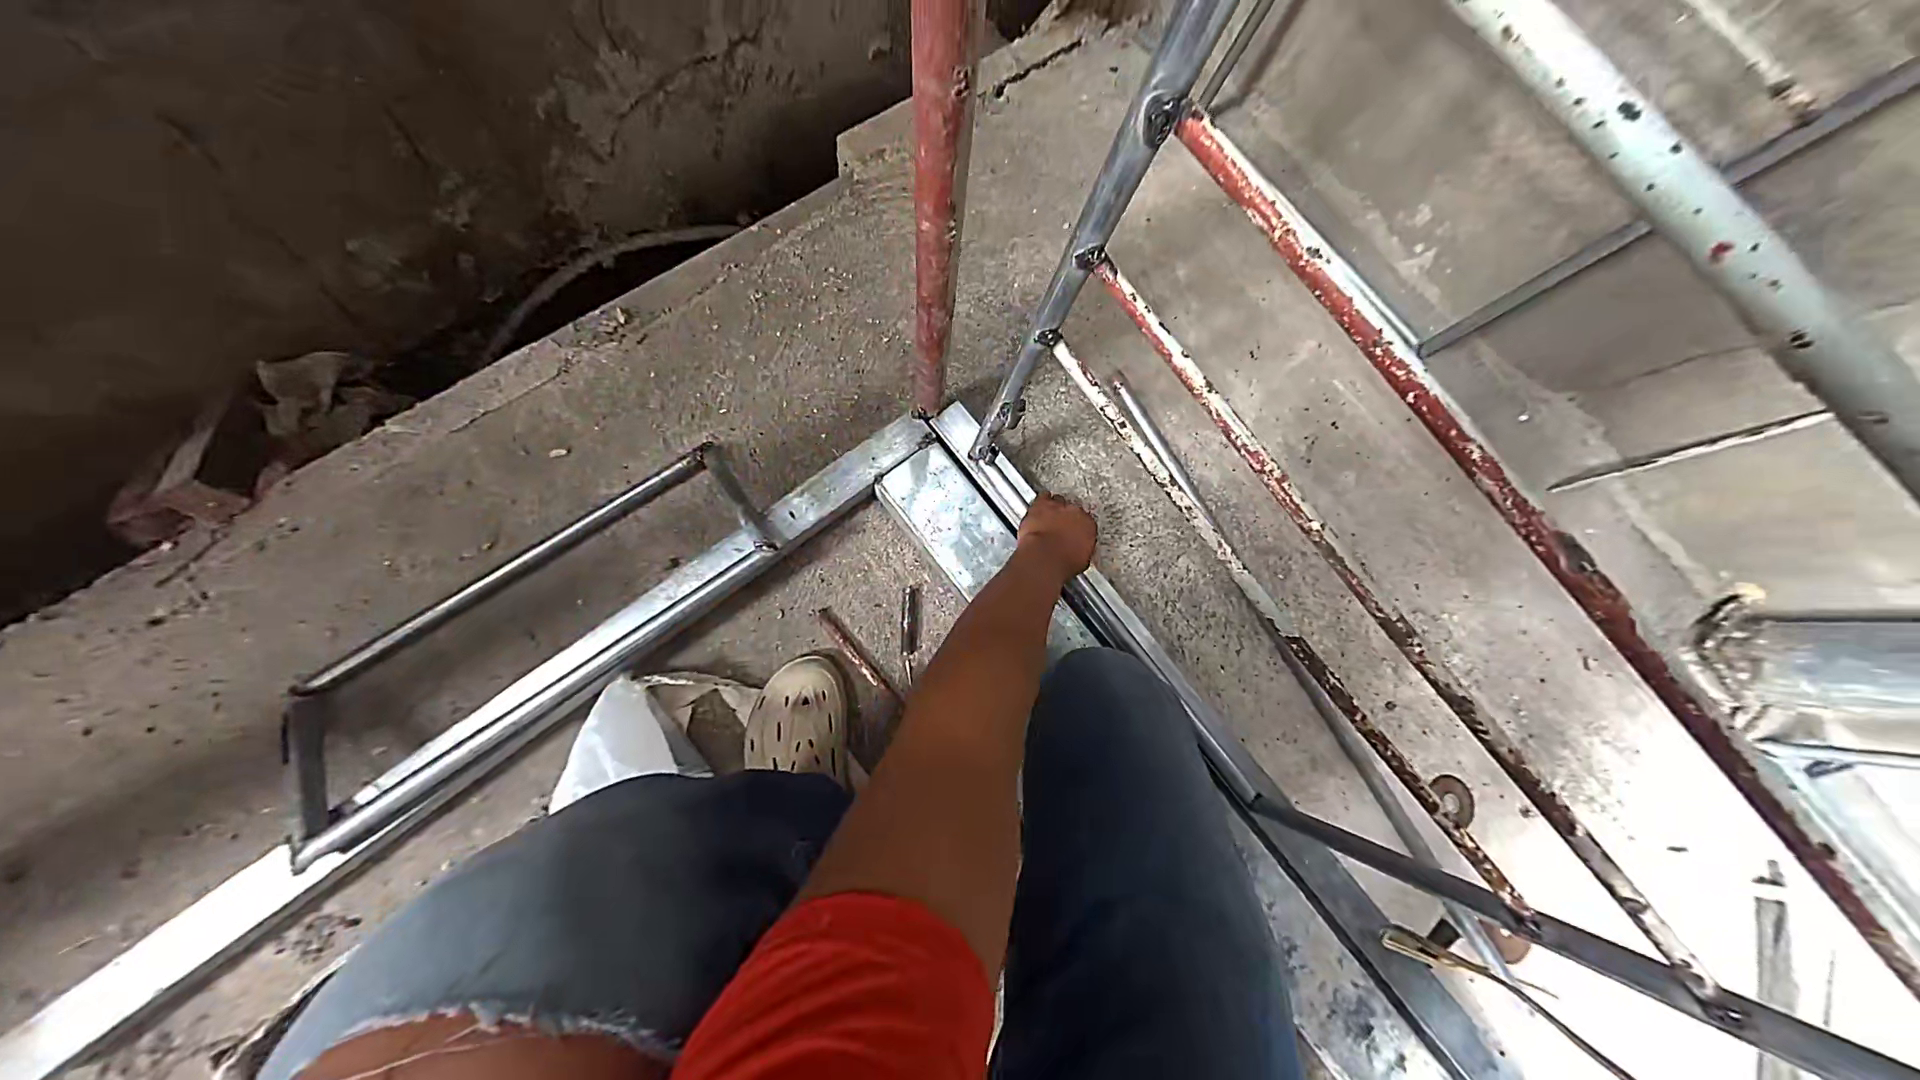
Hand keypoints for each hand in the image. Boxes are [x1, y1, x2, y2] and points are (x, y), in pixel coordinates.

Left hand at [1016, 493, 1096, 580]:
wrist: (1045, 557)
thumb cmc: (1062, 561)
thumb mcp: (1081, 560)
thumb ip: (1081, 548)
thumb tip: (1078, 552)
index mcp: (1088, 525)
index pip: (1085, 521)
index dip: (1077, 527)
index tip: (1072, 533)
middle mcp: (1075, 512)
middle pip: (1071, 509)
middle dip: (1065, 517)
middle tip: (1059, 526)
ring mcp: (1057, 507)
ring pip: (1057, 501)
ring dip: (1054, 508)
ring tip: (1049, 516)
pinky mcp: (1041, 506)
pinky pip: (1042, 497)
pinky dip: (1041, 500)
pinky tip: (1039, 503)